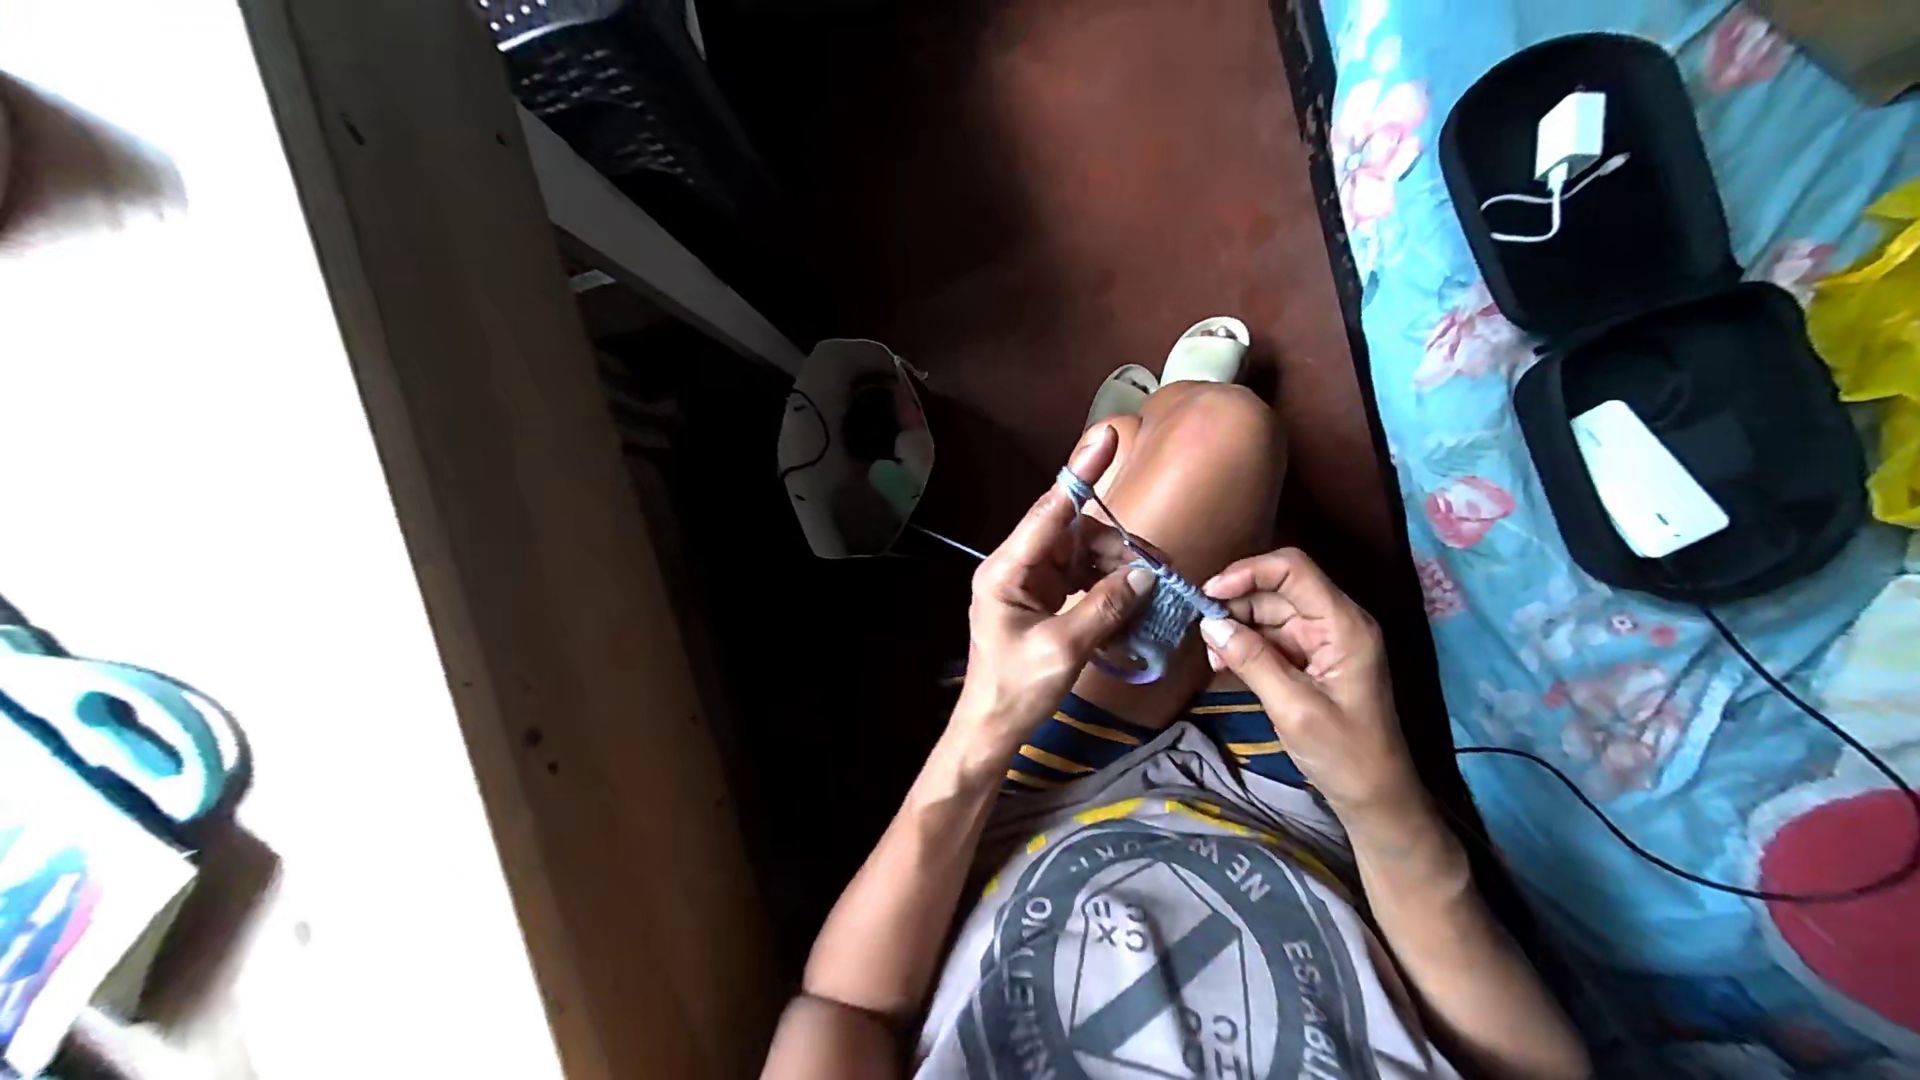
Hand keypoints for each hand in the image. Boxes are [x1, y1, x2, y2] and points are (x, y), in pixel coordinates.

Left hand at [952, 426, 1153, 764]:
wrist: (993, 726)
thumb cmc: (1016, 689)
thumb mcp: (1063, 649)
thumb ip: (1104, 607)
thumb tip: (1144, 576)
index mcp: (1007, 570)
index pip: (1048, 511)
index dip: (1080, 473)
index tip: (1106, 436)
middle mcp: (1017, 566)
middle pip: (1072, 532)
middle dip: (1114, 544)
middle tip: (1154, 567)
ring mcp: (1030, 581)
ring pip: (1081, 553)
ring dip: (1114, 566)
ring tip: (1146, 588)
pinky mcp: (1043, 598)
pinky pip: (1080, 576)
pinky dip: (1105, 584)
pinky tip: (1128, 600)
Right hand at [1197, 548, 1422, 822]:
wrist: (1374, 797)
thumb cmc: (1345, 754)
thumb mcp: (1294, 708)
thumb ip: (1252, 660)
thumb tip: (1210, 624)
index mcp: (1343, 626)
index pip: (1293, 570)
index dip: (1248, 572)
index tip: (1210, 594)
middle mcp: (1333, 623)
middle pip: (1274, 588)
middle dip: (1234, 604)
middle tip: (1204, 633)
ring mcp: (1320, 640)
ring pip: (1266, 611)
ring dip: (1234, 626)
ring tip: (1213, 657)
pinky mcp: (1307, 657)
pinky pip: (1267, 635)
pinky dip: (1242, 644)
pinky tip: (1224, 664)